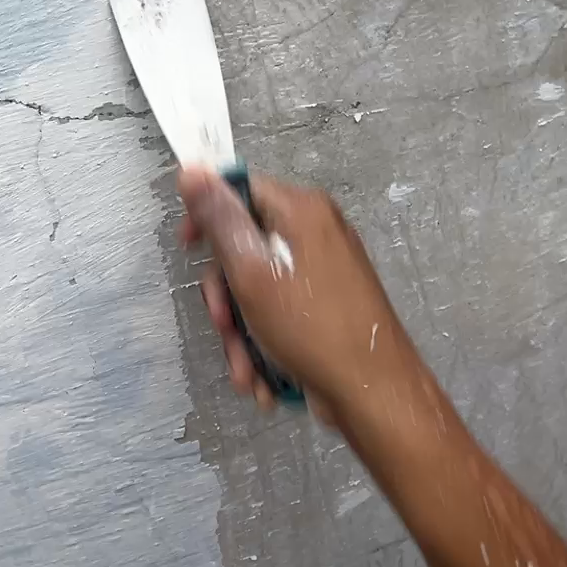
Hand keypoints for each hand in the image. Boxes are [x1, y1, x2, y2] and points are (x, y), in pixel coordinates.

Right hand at [178, 168, 405, 418]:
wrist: (377, 397)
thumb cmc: (311, 328)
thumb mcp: (251, 271)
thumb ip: (220, 219)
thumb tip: (191, 168)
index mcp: (302, 209)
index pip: (240, 189)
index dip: (207, 216)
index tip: (189, 250)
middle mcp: (317, 229)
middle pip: (246, 245)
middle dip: (226, 296)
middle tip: (222, 327)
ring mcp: (326, 267)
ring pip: (260, 284)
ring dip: (242, 329)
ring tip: (245, 370)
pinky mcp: (330, 302)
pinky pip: (282, 307)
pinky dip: (266, 339)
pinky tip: (262, 377)